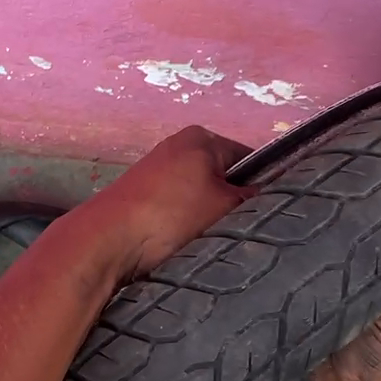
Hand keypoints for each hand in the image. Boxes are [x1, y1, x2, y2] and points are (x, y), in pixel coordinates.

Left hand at [68, 126, 254, 280]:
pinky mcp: (140, 193)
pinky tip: (187, 243)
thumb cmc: (172, 214)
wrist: (106, 239)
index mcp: (202, 138)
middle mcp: (178, 145)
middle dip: (233, 204)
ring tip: (214, 241)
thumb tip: (273, 197)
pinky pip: (177, 206)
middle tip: (243, 232)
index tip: (269, 216)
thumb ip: (253, 197)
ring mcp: (157, 169)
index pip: (249, 159)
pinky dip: (185, 223)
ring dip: (208, 217)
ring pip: (200, 195)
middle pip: (222, 177)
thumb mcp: (225, 205)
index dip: (263, 187)